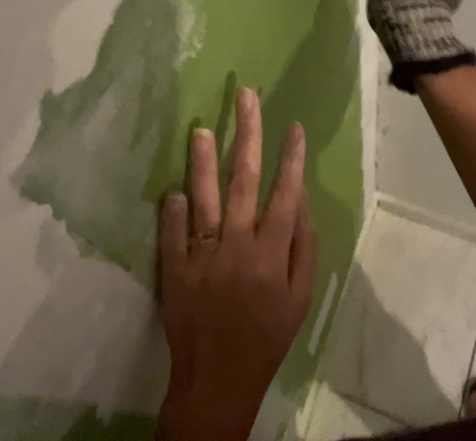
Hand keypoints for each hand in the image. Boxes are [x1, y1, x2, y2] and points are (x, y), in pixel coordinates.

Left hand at [157, 88, 317, 440]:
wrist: (219, 379)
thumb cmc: (267, 335)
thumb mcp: (301, 298)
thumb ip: (303, 247)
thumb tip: (299, 201)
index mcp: (272, 252)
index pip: (285, 192)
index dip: (290, 157)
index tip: (293, 124)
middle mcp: (238, 245)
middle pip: (243, 179)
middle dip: (246, 134)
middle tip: (244, 97)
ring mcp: (203, 255)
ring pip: (204, 196)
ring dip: (203, 160)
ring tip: (201, 128)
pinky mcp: (174, 268)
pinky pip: (172, 231)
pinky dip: (173, 208)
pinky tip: (176, 187)